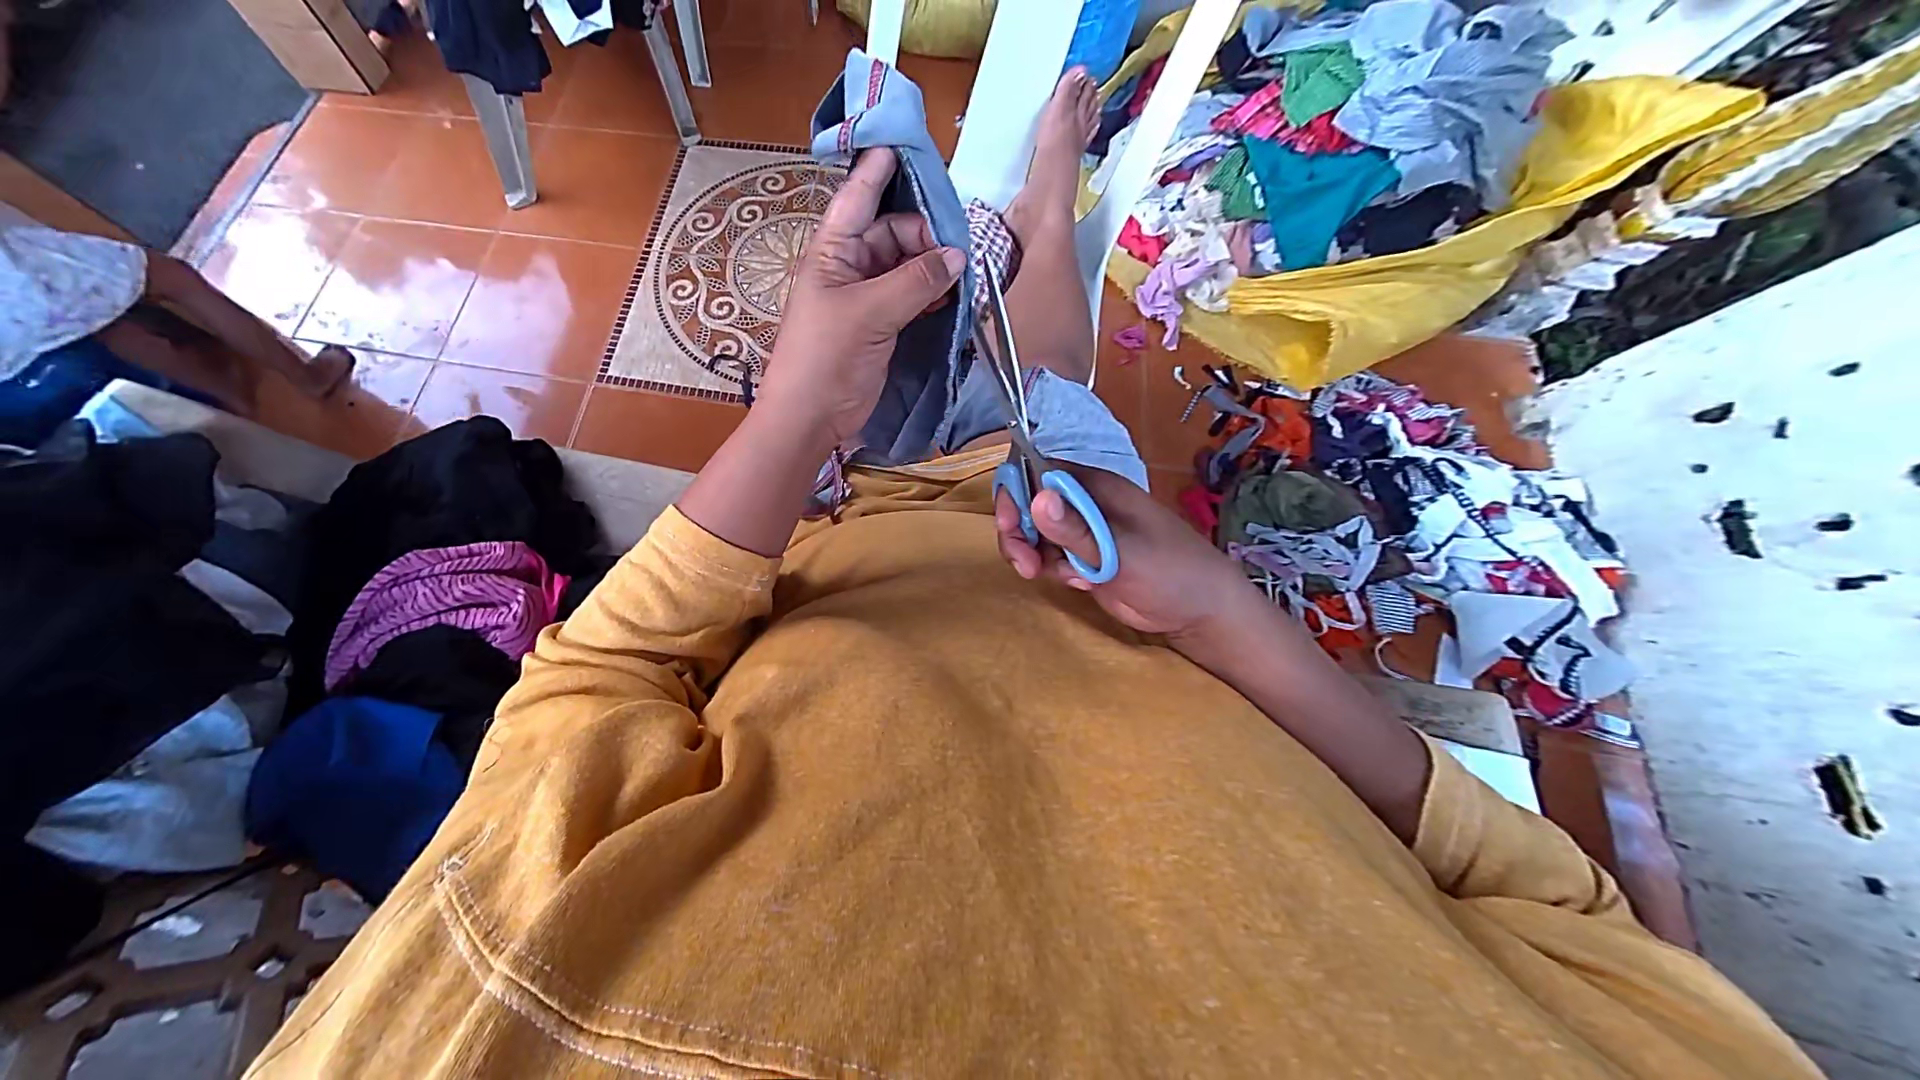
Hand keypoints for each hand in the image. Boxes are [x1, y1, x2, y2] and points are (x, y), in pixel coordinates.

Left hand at [758, 148, 966, 444]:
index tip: (908, 144)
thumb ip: (915, 281)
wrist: (811, 418)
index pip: (859, 197)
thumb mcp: (869, 314)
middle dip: (924, 233)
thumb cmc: (826, 359)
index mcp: (832, 252)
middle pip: (892, 231)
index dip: (880, 170)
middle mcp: (848, 266)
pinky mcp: (880, 324)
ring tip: (960, 271)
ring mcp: (865, 297)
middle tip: (956, 248)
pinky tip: (951, 296)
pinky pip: (910, 295)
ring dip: (931, 265)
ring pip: (905, 265)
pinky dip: (930, 293)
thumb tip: (957, 256)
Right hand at [994, 467, 1264, 645]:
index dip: (1016, 492)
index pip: (1037, 471)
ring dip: (1030, 553)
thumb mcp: (1121, 551)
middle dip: (1017, 531)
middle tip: (1025, 565)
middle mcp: (1084, 502)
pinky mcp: (1084, 557)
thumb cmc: (1169, 570)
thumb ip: (1076, 529)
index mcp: (1094, 486)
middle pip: (1028, 502)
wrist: (1198, 611)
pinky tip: (1076, 583)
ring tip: (1040, 575)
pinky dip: (1050, 569)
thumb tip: (1037, 497)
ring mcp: (1083, 530)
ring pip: (1034, 531)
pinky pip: (1049, 555)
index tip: (1012, 526)